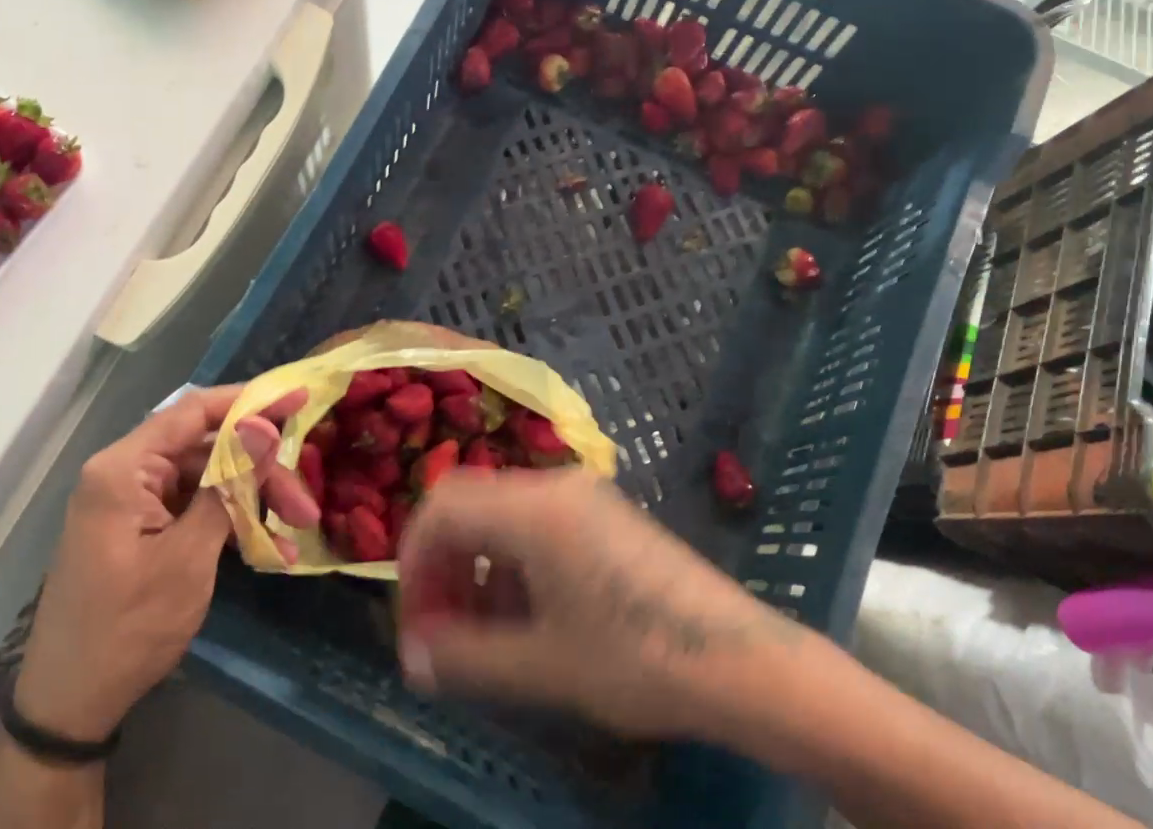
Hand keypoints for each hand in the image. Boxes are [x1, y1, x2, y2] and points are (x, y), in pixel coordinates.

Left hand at [13, 385, 316, 740]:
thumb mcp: (189, 557)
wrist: (72, 700)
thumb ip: (228, 486)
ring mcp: (132, 503)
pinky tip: (267, 549)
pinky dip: (229, 522)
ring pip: (206, 480)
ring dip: (251, 502)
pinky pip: (193, 508)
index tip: (299, 398)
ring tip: (294, 534)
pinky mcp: (140, 529)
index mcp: (124, 469)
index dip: (249, 401)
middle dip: (261, 472)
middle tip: (305, 507)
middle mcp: (125, 474)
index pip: (194, 412)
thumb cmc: (128, 627)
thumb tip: (264, 427)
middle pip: (206, 450)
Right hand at [395, 471, 809, 740]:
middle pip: (469, 507)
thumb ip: (463, 657)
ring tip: (482, 635)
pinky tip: (526, 619)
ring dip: (476, 570)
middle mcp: (556, 487)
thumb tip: (409, 658)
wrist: (743, 663)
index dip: (412, 562)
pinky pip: (537, 528)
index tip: (413, 621)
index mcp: (534, 509)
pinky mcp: (608, 519)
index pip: (440, 508)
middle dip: (442, 567)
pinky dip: (513, 567)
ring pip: (502, 518)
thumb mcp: (540, 665)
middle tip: (439, 631)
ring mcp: (586, 499)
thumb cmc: (636, 659)